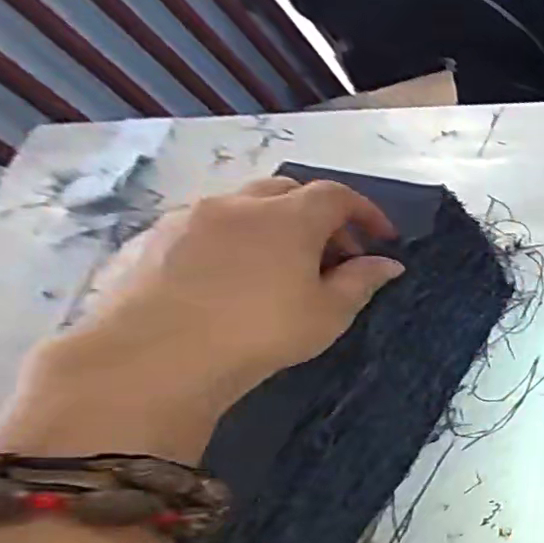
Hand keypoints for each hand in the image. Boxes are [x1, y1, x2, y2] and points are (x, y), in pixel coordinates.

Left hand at [0, 178, 403, 461]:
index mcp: (287, 218)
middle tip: (338, 255)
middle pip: (289, 190)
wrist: (159, 351)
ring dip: (278, 225)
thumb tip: (386, 263)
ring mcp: (191, 217)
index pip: (336, 195)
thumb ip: (361, 280)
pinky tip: (243, 277)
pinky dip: (241, 238)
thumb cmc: (264, 329)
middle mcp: (238, 205)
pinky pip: (212, 224)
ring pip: (247, 205)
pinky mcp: (157, 236)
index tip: (384, 239)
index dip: (366, 212)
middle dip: (321, 216)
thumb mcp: (331, 310)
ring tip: (289, 268)